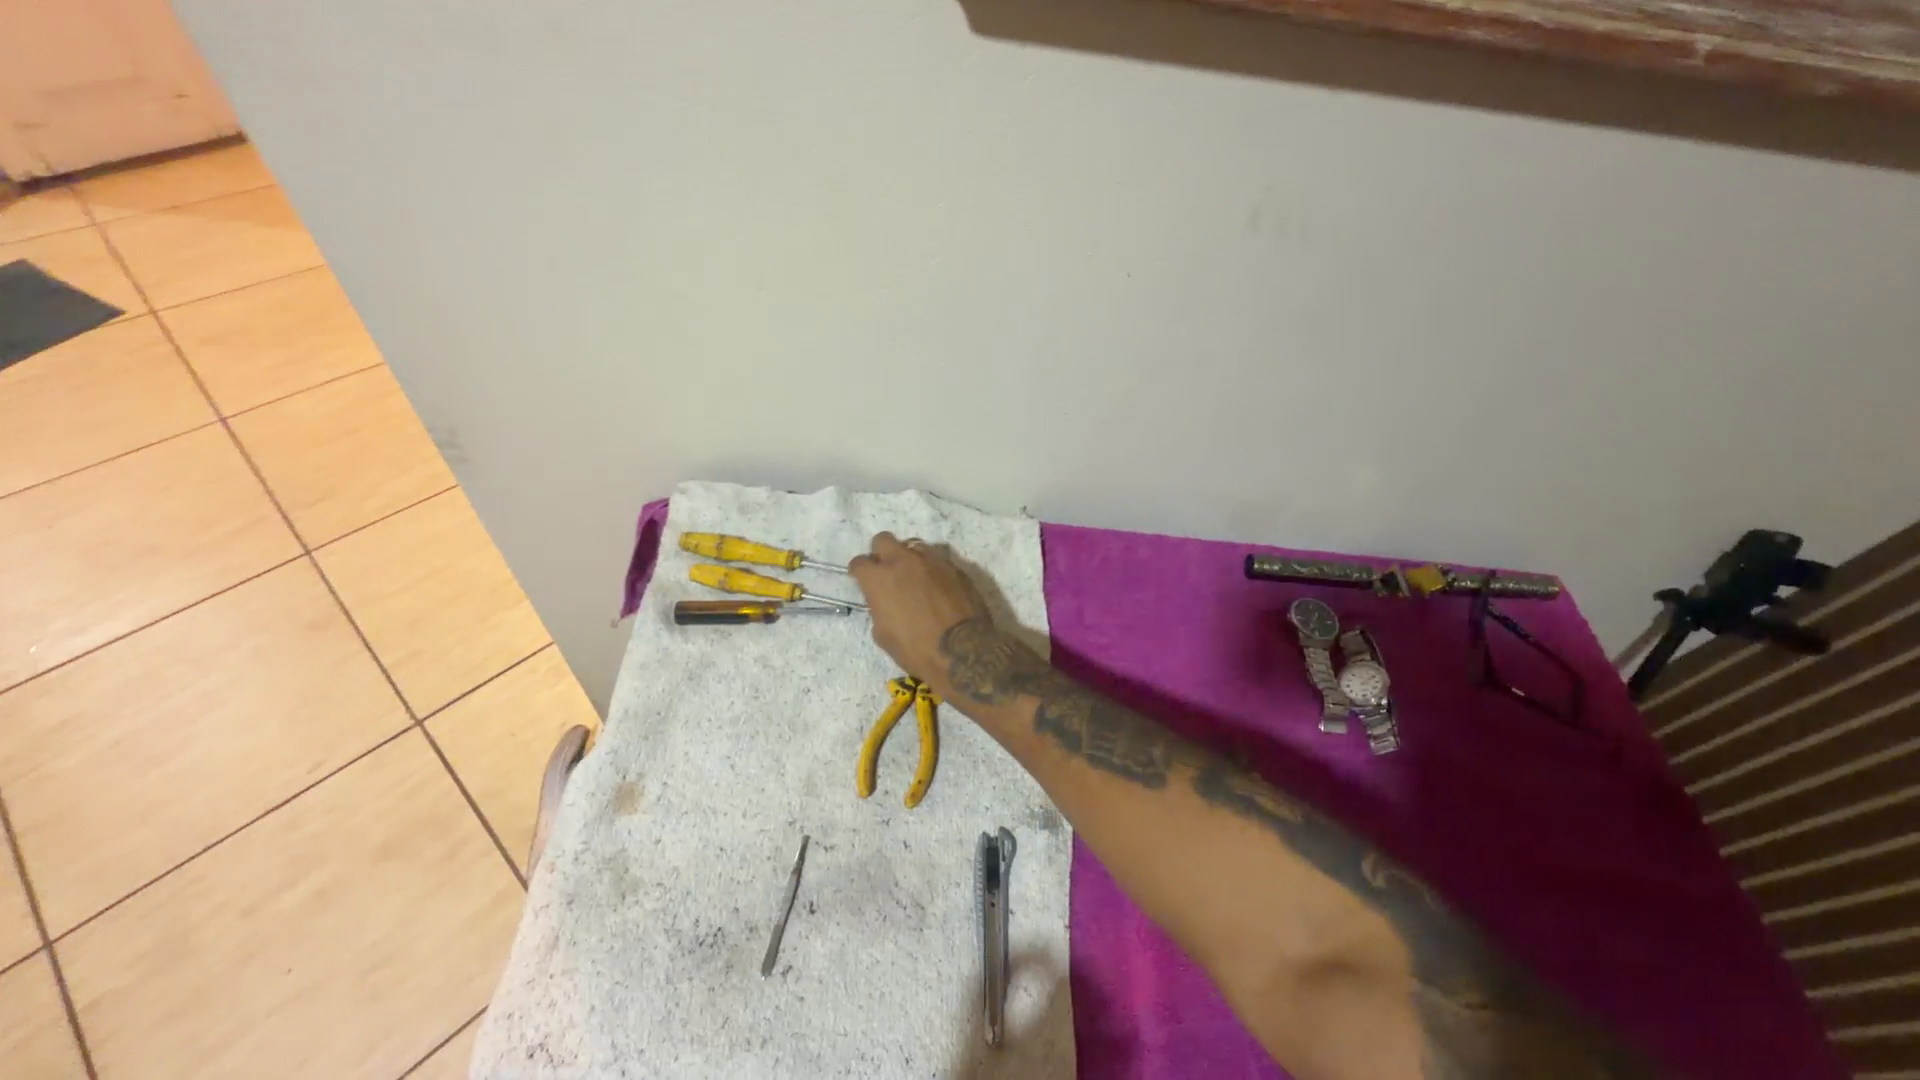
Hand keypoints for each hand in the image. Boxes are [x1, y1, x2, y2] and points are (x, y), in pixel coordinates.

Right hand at [848, 532, 991, 688]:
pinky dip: (931, 568)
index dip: (859, 572)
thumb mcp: (884, 635)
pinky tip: (935, 584)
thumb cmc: (917, 649)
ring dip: (908, 558)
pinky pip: (936, 558)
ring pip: (912, 546)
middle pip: (884, 540)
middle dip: (881, 553)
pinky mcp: (954, 566)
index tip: (862, 579)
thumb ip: (879, 609)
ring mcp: (931, 560)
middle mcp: (903, 561)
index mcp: (879, 579)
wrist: (963, 650)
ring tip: (914, 577)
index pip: (859, 562)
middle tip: (886, 571)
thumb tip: (884, 602)